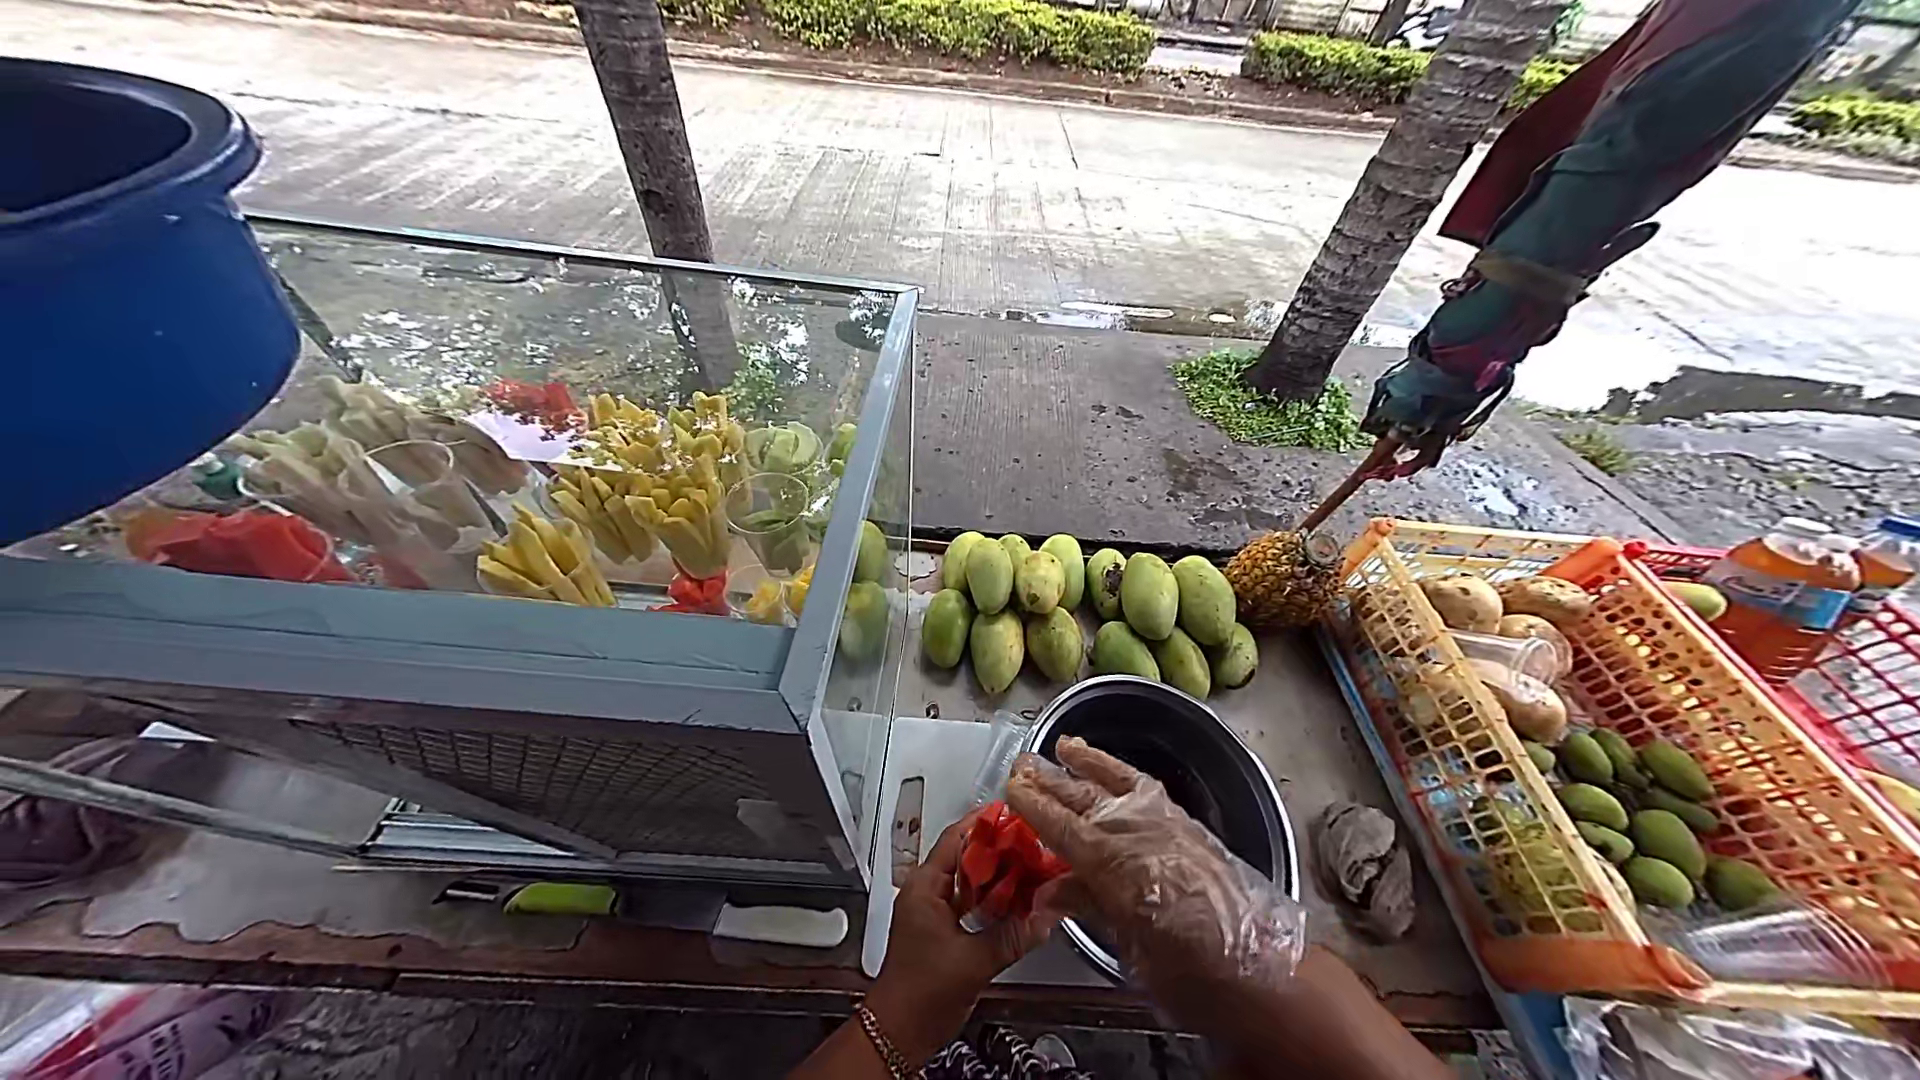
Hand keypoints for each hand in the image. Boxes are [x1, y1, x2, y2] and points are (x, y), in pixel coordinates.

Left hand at [867, 811, 1056, 1065]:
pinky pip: (967, 901)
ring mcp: (931, 909)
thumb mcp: (973, 962)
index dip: (982, 823)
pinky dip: (988, 897)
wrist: (897, 1034)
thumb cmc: (920, 996)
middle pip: (963, 856)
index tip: (1008, 813)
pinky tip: (1011, 901)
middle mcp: (925, 891)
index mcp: (924, 887)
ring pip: (967, 879)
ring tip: (1025, 866)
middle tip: (1026, 841)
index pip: (955, 839)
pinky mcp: (939, 928)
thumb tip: (1045, 918)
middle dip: (995, 849)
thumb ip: (1012, 936)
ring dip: (994, 874)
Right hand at [1007, 737, 1305, 1011]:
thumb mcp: (1129, 946)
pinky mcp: (1183, 821)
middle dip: (1049, 781)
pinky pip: (1143, 787)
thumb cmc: (1190, 972)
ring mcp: (1161, 822)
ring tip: (1062, 746)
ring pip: (1112, 784)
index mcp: (1113, 865)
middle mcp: (1134, 832)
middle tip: (1022, 763)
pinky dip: (1122, 772)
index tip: (1010, 788)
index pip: (1060, 825)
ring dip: (1085, 764)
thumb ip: (1089, 904)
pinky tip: (1109, 767)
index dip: (1033, 806)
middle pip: (1081, 798)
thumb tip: (1051, 889)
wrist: (1261, 969)